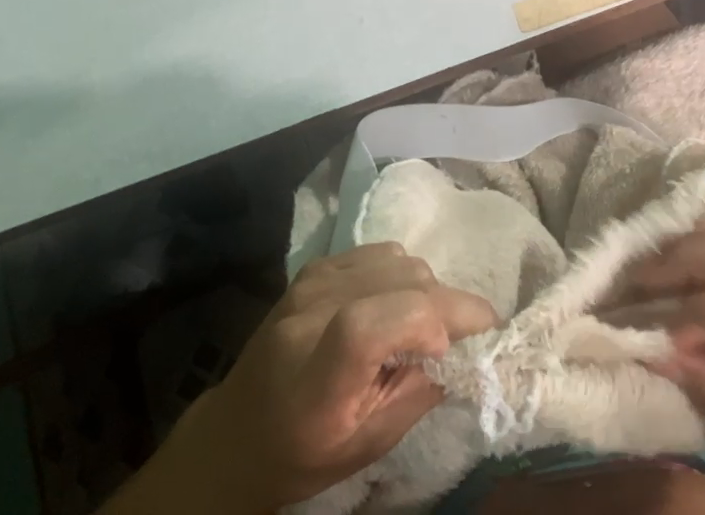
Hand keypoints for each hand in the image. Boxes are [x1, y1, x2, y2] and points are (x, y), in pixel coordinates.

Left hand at [105, 243, 497, 514]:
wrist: (238, 432)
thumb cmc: (304, 452)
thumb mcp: (368, 444)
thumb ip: (419, 392)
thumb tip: (467, 348)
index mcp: (315, 378)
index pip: (368, 324)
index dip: (425, 321)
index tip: (459, 343)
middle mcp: (307, 317)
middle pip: (397, 280)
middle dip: (444, 303)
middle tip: (461, 337)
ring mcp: (307, 285)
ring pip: (396, 259)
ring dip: (426, 286)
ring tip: (427, 324)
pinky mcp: (311, 270)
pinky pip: (377, 252)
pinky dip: (402, 272)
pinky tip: (398, 303)